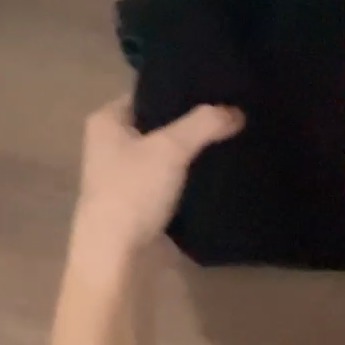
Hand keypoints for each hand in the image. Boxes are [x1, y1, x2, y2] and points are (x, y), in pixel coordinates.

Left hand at [72, 93, 242, 258]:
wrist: (117, 255)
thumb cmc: (132, 192)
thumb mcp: (170, 149)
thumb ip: (204, 124)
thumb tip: (237, 111)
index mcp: (107, 120)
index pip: (152, 92)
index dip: (185, 90)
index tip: (221, 88)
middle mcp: (113, 142)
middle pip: (163, 122)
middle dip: (195, 121)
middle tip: (234, 112)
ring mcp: (128, 173)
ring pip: (171, 151)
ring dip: (197, 149)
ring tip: (235, 137)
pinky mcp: (145, 199)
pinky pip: (176, 176)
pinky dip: (195, 174)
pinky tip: (222, 169)